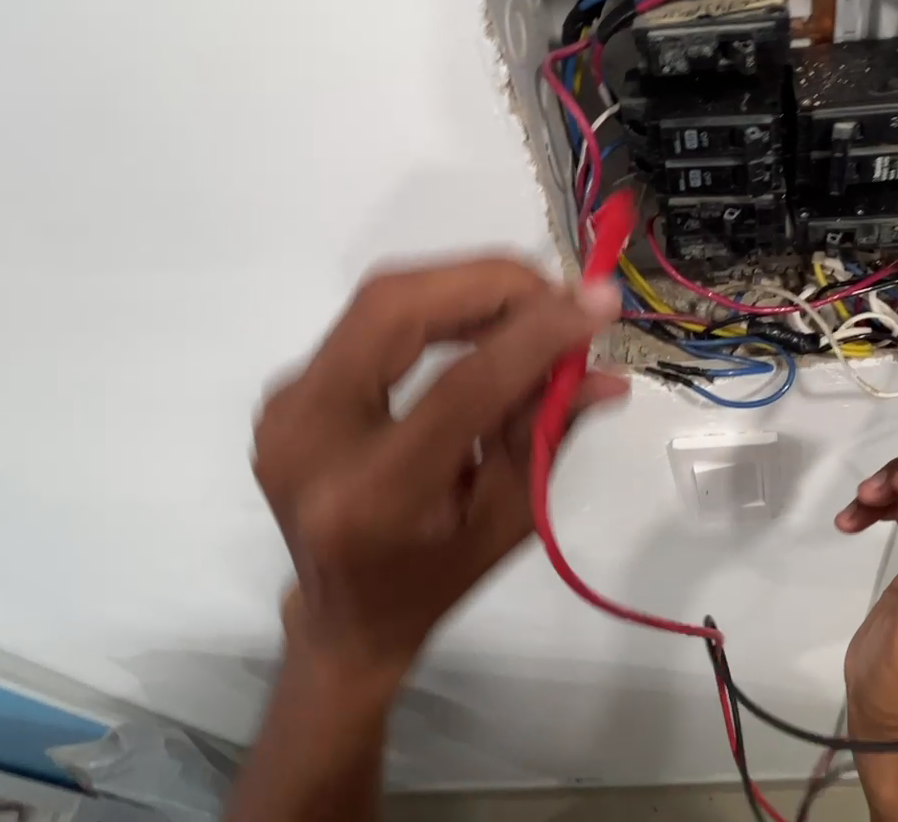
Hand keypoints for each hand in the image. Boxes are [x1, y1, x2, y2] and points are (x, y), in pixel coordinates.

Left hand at [252, 259, 624, 682]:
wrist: (344, 614)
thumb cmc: (438, 577)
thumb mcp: (513, 515)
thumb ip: (552, 430)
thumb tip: (609, 371)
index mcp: (371, 496)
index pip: (462, 387)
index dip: (536, 335)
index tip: (599, 302)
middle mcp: (309, 438)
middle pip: (397, 309)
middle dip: (491, 284)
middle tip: (558, 294)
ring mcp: (288, 405)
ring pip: (384, 300)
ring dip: (469, 288)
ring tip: (533, 305)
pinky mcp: (293, 386)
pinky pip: (376, 318)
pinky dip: (442, 305)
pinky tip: (486, 321)